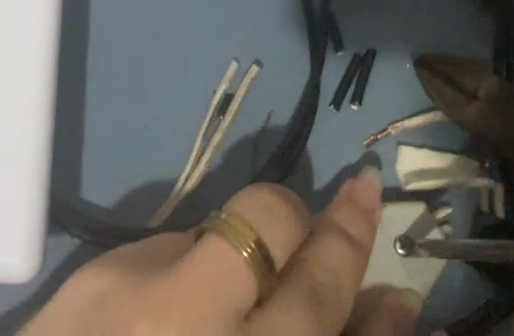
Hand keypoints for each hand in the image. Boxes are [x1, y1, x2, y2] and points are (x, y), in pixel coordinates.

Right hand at [24, 171, 420, 335]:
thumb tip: (246, 243)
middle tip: (367, 191)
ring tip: (401, 294)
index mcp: (185, 306)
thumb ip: (184, 254)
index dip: (277, 201)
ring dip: (375, 322)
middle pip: (314, 292)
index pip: (264, 228)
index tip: (273, 201)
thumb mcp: (111, 279)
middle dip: (344, 236)